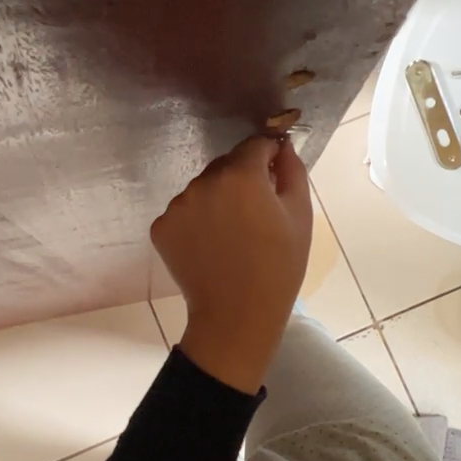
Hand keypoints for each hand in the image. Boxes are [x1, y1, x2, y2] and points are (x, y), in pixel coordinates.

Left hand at [150, 135, 311, 393]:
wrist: (237, 316)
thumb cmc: (278, 267)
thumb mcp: (299, 216)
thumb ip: (291, 170)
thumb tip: (282, 144)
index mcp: (240, 175)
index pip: (255, 145)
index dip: (268, 156)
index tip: (275, 176)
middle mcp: (203, 182)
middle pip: (226, 165)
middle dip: (241, 179)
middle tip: (256, 215)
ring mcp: (177, 205)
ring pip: (203, 188)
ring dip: (217, 199)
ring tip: (232, 234)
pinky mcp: (161, 227)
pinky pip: (184, 212)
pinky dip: (196, 222)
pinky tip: (211, 245)